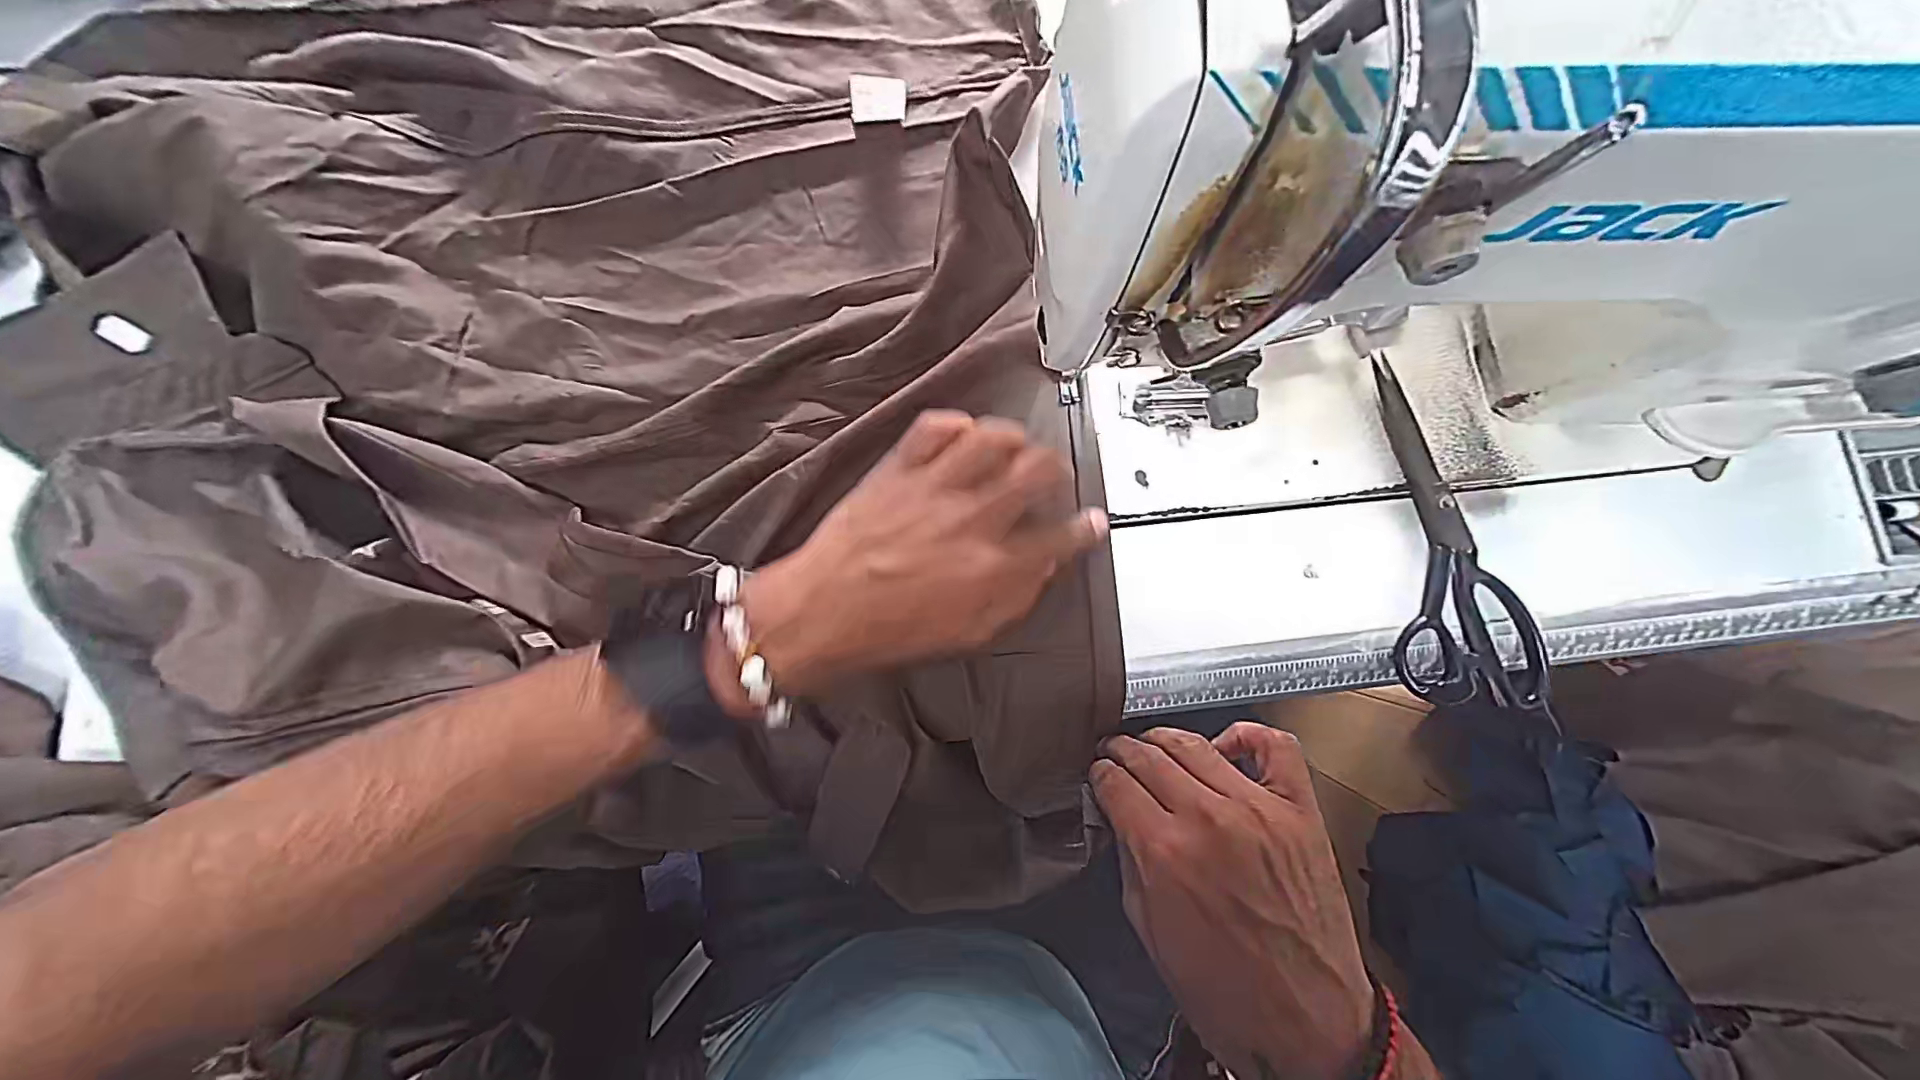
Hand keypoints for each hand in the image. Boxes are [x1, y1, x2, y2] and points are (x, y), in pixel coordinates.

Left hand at [738, 410, 1105, 695]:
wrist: (822, 612)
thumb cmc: (888, 629)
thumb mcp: (968, 633)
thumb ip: (1015, 598)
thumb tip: (1042, 570)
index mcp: (991, 564)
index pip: (1059, 536)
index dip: (1085, 528)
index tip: (1091, 522)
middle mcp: (969, 519)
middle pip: (1037, 471)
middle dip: (1058, 469)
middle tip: (1055, 476)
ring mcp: (933, 488)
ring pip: (992, 437)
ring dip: (1014, 439)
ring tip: (1014, 448)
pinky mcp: (898, 470)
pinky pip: (934, 427)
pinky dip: (955, 424)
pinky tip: (961, 436)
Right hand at [1091, 724, 1373, 1079]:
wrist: (1310, 1026)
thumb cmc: (1225, 991)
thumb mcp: (1149, 929)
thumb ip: (1128, 859)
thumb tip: (1117, 814)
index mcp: (1163, 852)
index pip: (1114, 781)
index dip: (1099, 774)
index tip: (1099, 776)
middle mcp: (1207, 820)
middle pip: (1147, 754)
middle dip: (1121, 751)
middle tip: (1116, 755)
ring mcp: (1258, 810)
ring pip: (1194, 743)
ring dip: (1162, 739)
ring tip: (1154, 747)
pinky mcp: (1299, 812)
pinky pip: (1273, 746)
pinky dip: (1245, 734)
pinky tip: (1225, 746)